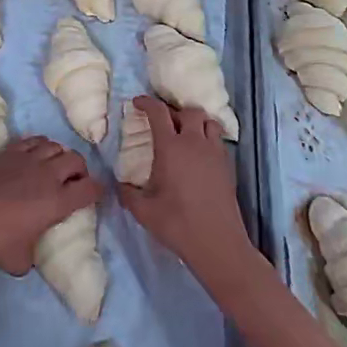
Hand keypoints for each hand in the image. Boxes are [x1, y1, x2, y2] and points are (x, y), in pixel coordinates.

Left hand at [0, 136, 100, 274]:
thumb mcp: (20, 261)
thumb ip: (31, 256)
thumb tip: (28, 256)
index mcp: (57, 202)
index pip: (89, 189)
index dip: (98, 190)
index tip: (97, 193)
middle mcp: (48, 176)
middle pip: (76, 161)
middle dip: (81, 169)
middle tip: (75, 180)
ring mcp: (28, 160)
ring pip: (55, 146)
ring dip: (60, 155)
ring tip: (55, 166)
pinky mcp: (9, 152)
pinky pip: (33, 140)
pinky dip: (40, 145)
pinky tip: (35, 155)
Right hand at [119, 96, 249, 270]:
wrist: (217, 243)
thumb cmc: (177, 224)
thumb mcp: (143, 211)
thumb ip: (127, 194)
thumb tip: (119, 184)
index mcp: (171, 148)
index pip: (158, 112)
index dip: (146, 102)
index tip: (137, 103)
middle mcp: (194, 143)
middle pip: (188, 111)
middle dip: (173, 112)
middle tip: (162, 123)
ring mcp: (214, 152)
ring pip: (208, 121)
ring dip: (195, 121)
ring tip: (185, 133)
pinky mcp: (227, 165)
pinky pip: (218, 138)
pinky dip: (207, 136)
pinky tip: (199, 153)